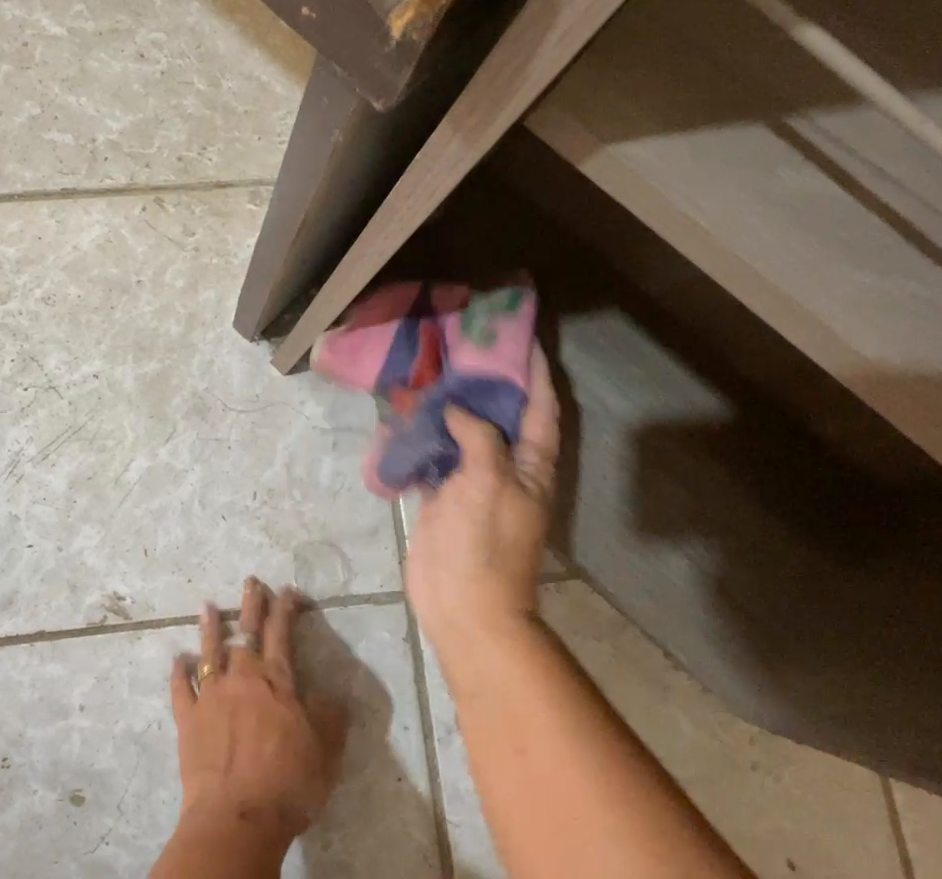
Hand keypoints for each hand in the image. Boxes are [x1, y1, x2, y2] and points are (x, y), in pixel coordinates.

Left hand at [168, 578, 348, 846]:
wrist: (237, 815)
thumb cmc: (289, 782)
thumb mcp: (326, 750)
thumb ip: (330, 716)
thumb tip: (330, 694)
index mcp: (277, 681)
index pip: (282, 632)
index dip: (286, 607)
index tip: (289, 591)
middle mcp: (242, 678)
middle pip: (245, 632)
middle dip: (250, 604)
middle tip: (251, 581)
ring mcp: (211, 696)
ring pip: (210, 651)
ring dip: (210, 627)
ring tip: (207, 606)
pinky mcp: (188, 719)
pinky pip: (181, 688)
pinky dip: (180, 671)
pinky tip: (179, 660)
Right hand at [405, 343, 560, 644]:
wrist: (464, 605)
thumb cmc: (487, 543)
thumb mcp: (491, 482)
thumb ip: (480, 437)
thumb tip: (457, 410)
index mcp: (532, 464)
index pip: (540, 407)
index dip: (534, 372)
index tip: (522, 336)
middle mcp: (505, 467)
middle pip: (499, 415)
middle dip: (484, 382)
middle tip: (461, 345)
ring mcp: (471, 483)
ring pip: (461, 434)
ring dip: (447, 406)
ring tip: (427, 370)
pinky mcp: (442, 498)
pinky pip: (432, 458)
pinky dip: (420, 438)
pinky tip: (401, 416)